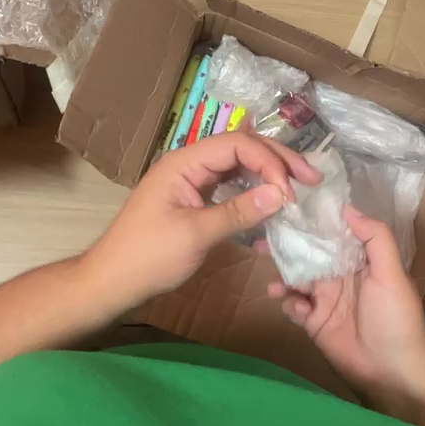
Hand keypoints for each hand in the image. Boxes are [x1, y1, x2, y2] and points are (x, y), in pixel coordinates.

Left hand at [82, 132, 321, 313]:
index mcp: (185, 162)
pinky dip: (254, 192)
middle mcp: (190, 163)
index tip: (290, 192)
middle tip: (313, 177)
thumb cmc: (147, 256)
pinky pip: (230, 186)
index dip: (270, 163)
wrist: (111, 281)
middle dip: (278, 161)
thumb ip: (239, 212)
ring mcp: (192, 181)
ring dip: (269, 174)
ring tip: (299, 187)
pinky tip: (273, 203)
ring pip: (239, 166)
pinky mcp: (195, 199)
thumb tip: (281, 194)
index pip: (238, 144)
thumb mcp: (196, 234)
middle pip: (242, 149)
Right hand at [264, 206, 424, 414]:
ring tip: (272, 280)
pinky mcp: (314, 323)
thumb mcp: (392, 274)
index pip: (332, 234)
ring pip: (297, 278)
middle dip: (287, 246)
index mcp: (360, 260)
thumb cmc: (396, 319)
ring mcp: (326, 300)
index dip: (312, 221)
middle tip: (260, 239)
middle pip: (309, 254)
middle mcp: (341, 276)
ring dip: (282, 275)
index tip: (287, 206)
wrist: (392, 372)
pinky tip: (290, 305)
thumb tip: (346, 208)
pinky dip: (287, 303)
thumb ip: (375, 238)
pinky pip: (293, 307)